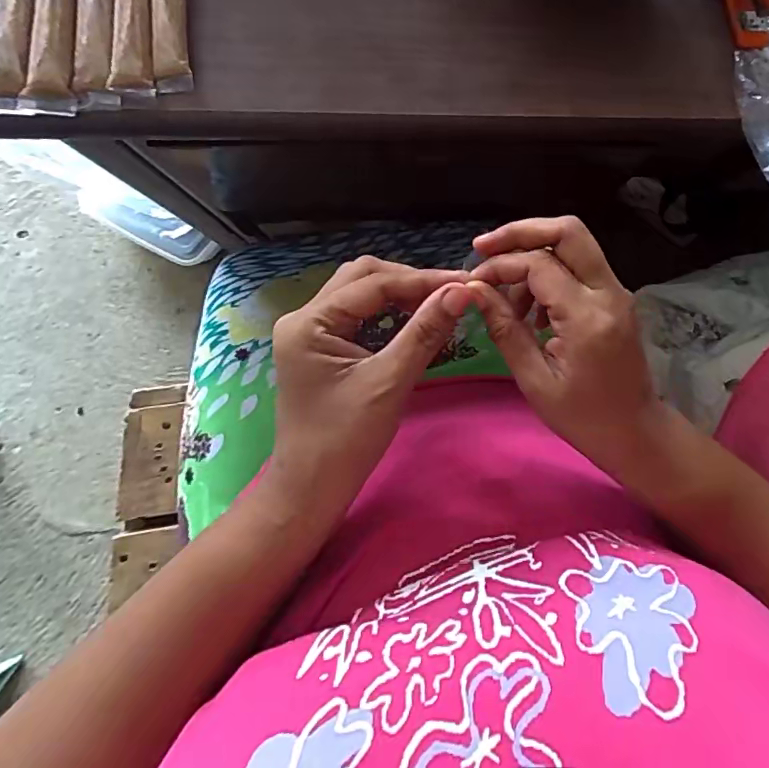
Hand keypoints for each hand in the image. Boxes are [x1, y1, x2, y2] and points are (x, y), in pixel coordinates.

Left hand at [267, 257, 470, 508]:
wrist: (311, 491)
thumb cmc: (345, 441)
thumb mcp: (389, 382)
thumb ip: (424, 332)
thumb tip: (461, 293)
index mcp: (309, 322)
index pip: (373, 283)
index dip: (422, 280)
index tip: (464, 284)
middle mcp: (303, 317)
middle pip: (363, 277)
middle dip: (409, 280)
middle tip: (451, 293)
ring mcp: (309, 331)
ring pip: (360, 292)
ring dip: (399, 293)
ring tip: (438, 302)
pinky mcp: (319, 346)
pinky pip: (358, 314)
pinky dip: (388, 311)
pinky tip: (414, 319)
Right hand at [465, 217, 666, 468]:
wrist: (636, 432)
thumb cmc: (583, 417)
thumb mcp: (534, 380)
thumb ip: (505, 328)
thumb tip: (474, 290)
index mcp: (587, 317)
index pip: (539, 264)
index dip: (500, 265)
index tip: (474, 281)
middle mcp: (609, 293)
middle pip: (568, 230)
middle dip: (521, 232)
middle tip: (484, 249)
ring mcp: (617, 292)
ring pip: (574, 243)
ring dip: (534, 254)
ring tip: (507, 298)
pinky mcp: (616, 297)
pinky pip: (579, 265)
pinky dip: (549, 270)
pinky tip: (530, 308)